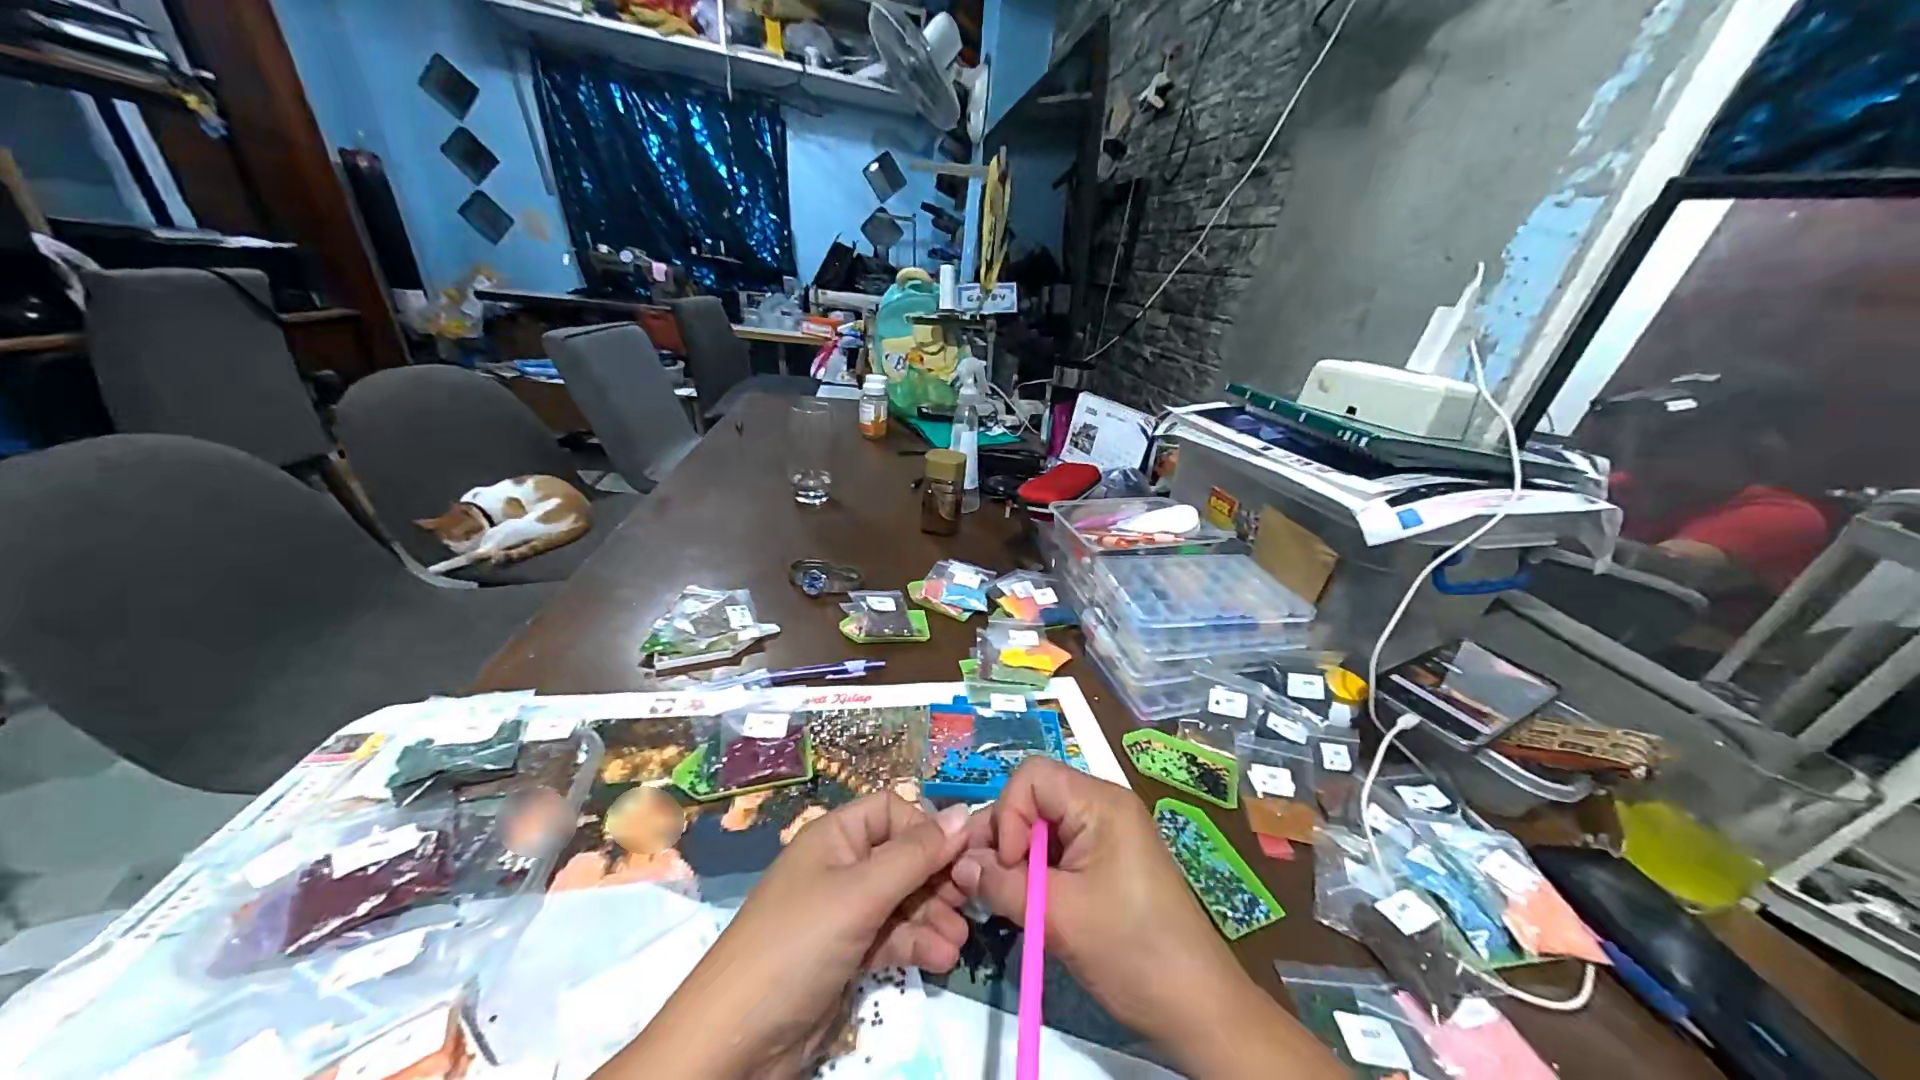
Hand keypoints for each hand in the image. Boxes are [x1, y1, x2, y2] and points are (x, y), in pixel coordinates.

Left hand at [599, 794, 970, 1078]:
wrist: (737, 1040)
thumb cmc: (798, 944)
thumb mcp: (861, 893)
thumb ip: (916, 854)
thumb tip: (964, 812)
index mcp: (835, 835)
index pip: (893, 810)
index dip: (926, 828)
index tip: (959, 855)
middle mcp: (841, 865)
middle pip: (903, 856)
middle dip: (937, 878)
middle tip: (967, 901)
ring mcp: (844, 911)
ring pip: (903, 899)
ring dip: (933, 917)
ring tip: (957, 942)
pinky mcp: (848, 952)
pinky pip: (893, 935)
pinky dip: (917, 944)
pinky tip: (940, 959)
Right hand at [952, 759, 1344, 1078]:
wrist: (1197, 1007)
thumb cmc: (1130, 951)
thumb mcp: (1057, 916)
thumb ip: (1002, 884)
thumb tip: (959, 865)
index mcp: (1100, 803)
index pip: (1031, 776)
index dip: (1009, 813)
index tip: (1010, 864)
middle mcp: (1102, 807)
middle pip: (1033, 799)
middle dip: (1005, 838)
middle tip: (988, 886)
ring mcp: (1106, 835)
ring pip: (1040, 827)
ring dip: (1017, 860)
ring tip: (1006, 900)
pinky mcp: (1105, 862)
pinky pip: (1056, 850)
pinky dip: (1036, 873)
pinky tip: (1029, 905)